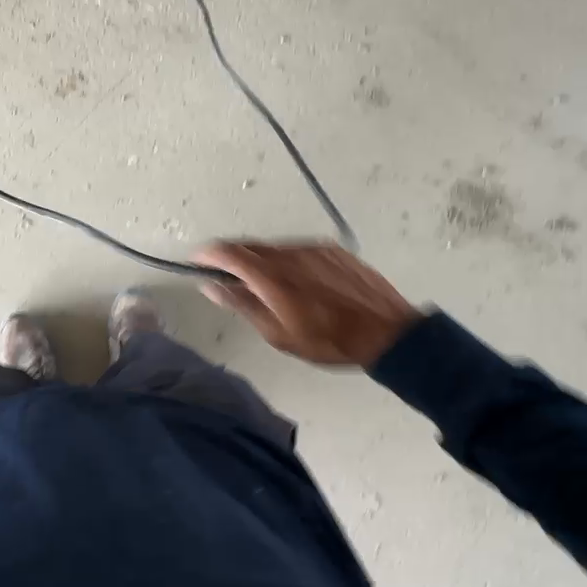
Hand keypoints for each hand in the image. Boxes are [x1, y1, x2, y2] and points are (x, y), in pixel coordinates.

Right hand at [192, 240, 422, 367]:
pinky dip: (288, 261)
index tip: (197, 261)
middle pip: (248, 246)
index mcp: (269, 274)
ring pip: (274, 248)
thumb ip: (241, 305)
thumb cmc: (327, 340)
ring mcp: (311, 248)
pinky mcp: (332, 250)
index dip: (206, 254)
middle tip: (229, 277)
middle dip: (232, 257)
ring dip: (261, 260)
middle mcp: (287, 253)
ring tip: (269, 283)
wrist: (389, 334)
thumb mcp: (277, 333)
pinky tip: (301, 282)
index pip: (226, 252)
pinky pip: (298, 250)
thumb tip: (210, 285)